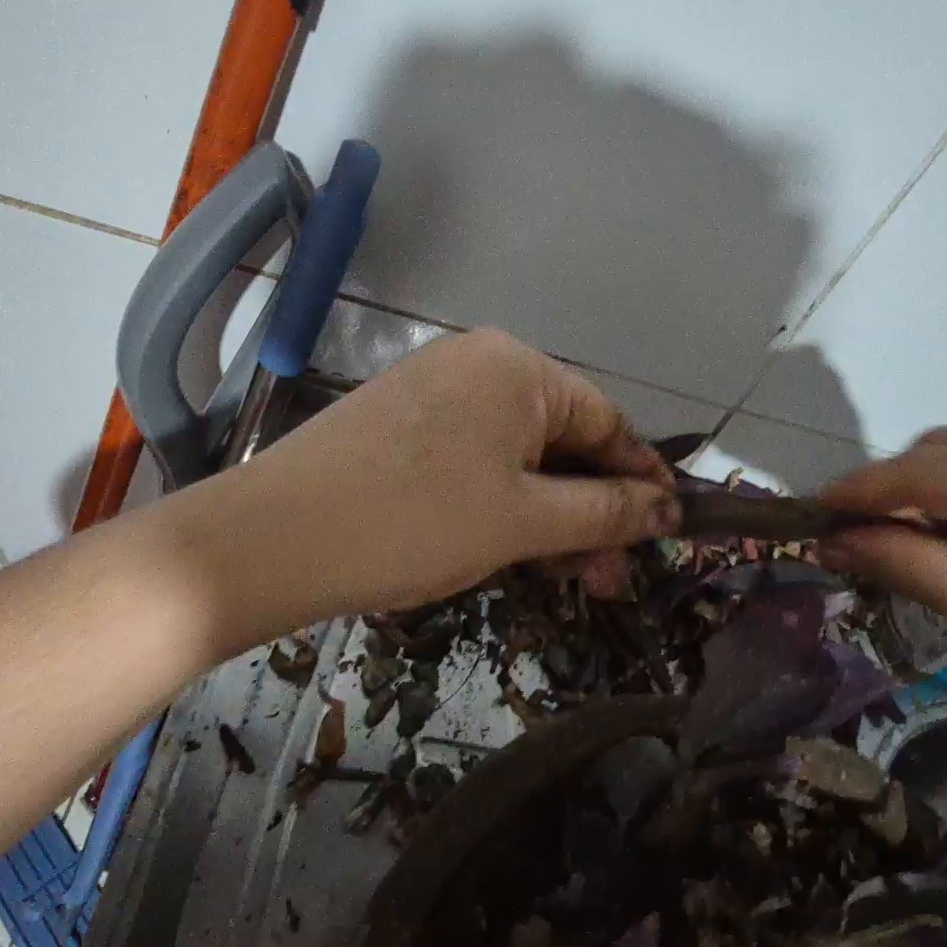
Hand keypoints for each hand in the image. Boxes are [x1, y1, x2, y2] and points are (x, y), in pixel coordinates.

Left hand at [227, 330, 678, 623]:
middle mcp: (478, 365)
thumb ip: (605, 512)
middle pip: (561, 441)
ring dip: (548, 516)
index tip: (666, 535)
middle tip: (606, 581)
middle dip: (591, 512)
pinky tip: (506, 548)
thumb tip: (671, 508)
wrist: (275, 539)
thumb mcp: (524, 522)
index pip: (608, 422)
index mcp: (518, 369)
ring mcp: (433, 394)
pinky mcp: (400, 426)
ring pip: (517, 458)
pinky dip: (501, 505)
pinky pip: (474, 461)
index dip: (640, 483)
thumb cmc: (414, 523)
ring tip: (561, 577)